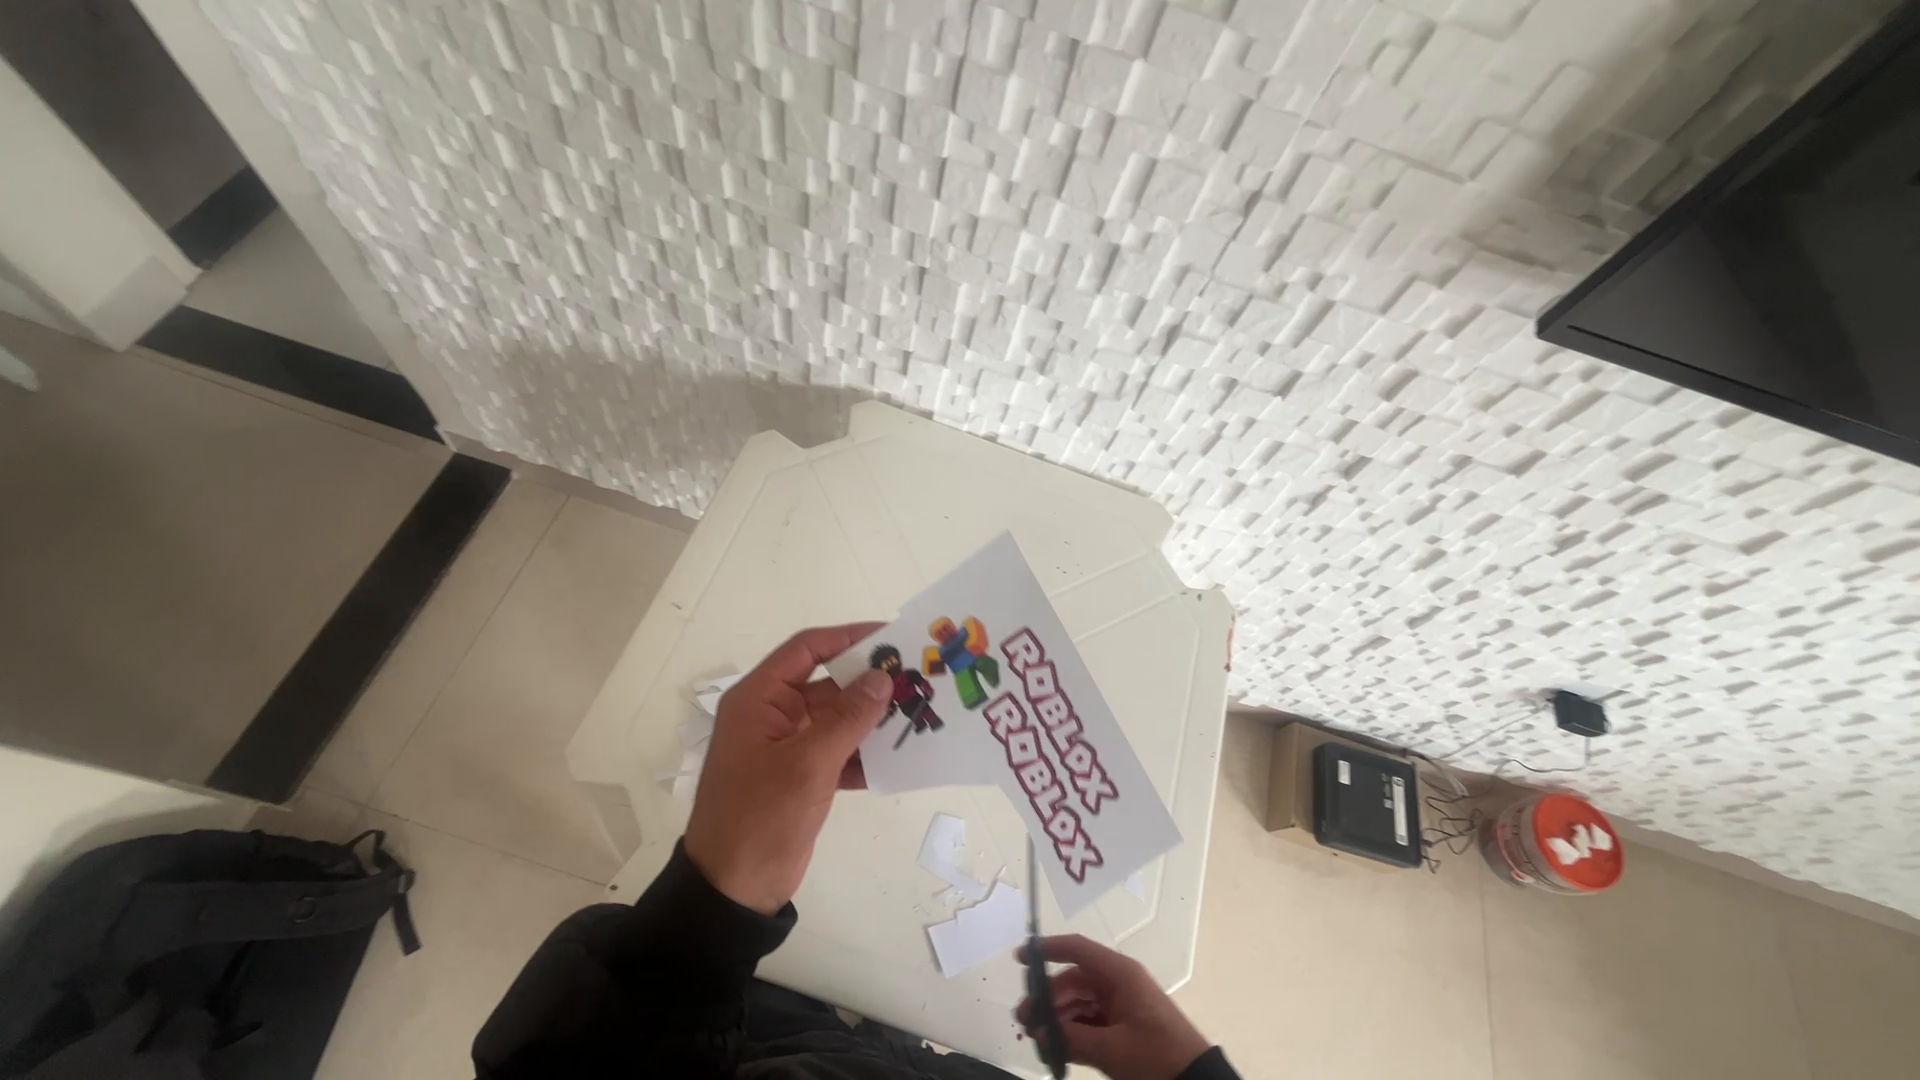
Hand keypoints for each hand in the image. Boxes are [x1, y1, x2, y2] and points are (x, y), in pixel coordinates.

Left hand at [683, 623, 890, 914]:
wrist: (733, 890)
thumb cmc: (760, 817)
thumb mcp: (806, 764)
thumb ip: (847, 718)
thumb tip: (883, 678)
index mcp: (759, 700)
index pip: (807, 650)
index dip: (848, 637)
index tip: (892, 637)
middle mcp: (773, 715)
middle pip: (828, 684)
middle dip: (869, 683)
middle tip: (917, 679)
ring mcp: (788, 748)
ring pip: (838, 720)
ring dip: (873, 720)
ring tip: (919, 714)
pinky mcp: (802, 777)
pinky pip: (840, 752)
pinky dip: (866, 755)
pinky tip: (901, 758)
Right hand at [1017, 935, 1211, 1079]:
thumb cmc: (1157, 1057)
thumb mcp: (1113, 1049)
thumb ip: (1072, 1039)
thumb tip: (1038, 1033)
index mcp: (1120, 975)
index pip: (1078, 950)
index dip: (1048, 949)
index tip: (1020, 958)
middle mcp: (1118, 984)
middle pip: (1073, 980)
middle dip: (1047, 998)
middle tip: (1023, 1018)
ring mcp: (1121, 1007)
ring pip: (1079, 1003)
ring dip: (1056, 1018)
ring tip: (1034, 1037)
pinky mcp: (1123, 1030)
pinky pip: (1089, 1023)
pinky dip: (1071, 1032)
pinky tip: (1054, 1047)